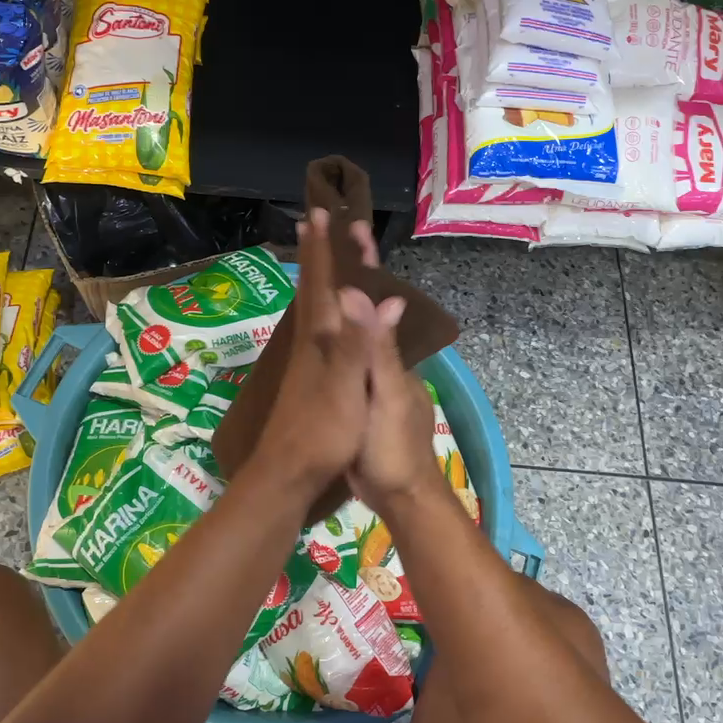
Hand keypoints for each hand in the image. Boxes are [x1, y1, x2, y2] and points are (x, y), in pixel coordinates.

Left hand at [249, 210, 386, 493]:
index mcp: (321, 341)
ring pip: (311, 308)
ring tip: (317, 257)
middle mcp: (310, 344)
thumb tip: (384, 296)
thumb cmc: (322, 432)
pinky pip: (316, 328)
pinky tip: (324, 319)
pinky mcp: (309, 380)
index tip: (320, 213)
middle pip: (312, 290)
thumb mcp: (348, 388)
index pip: (323, 285)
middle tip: (314, 220)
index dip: (323, 250)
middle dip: (316, 254)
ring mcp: (306, 363)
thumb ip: (362, 344)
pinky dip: (320, 308)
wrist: (287, 473)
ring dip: (315, 278)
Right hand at [341, 237, 452, 522]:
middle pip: (366, 308)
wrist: (402, 496)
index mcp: (389, 356)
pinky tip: (320, 336)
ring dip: (342, 299)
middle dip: (352, 272)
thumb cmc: (392, 448)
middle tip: (331, 236)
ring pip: (357, 331)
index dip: (365, 264)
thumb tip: (359, 294)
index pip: (374, 298)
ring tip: (322, 273)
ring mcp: (374, 380)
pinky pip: (347, 355)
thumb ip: (374, 349)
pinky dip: (335, 333)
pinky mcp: (361, 399)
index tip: (351, 226)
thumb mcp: (385, 396)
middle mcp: (384, 360)